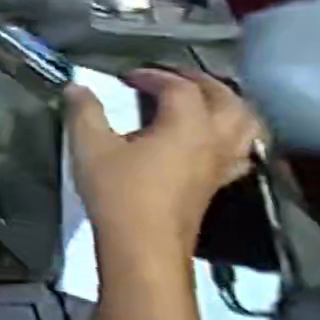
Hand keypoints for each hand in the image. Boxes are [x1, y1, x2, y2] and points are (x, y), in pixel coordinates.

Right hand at [66, 69, 262, 259]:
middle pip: (223, 97)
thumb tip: (76, 87)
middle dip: (197, 81)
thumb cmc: (118, 192)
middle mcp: (214, 138)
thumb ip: (85, 112)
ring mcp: (221, 163)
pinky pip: (240, 148)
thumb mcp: (90, 147)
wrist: (143, 244)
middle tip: (169, 77)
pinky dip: (232, 133)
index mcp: (187, 125)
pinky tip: (214, 138)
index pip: (178, 87)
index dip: (153, 75)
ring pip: (243, 122)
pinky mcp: (218, 183)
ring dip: (226, 103)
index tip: (126, 76)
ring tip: (203, 99)